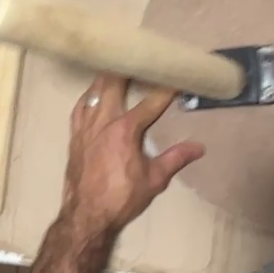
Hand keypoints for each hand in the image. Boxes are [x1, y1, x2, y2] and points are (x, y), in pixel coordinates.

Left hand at [59, 75, 204, 241]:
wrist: (86, 216)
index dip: (166, 89)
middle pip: (113, 82)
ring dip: (107, 77)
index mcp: (125, 130)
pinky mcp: (74, 136)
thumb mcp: (154, 180)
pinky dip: (89, 96)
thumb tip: (199, 147)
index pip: (150, 102)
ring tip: (117, 66)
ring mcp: (85, 127)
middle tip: (139, 56)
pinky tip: (94, 94)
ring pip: (94, 91)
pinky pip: (80, 108)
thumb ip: (175, 159)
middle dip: (127, 66)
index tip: (178, 77)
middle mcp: (103, 121)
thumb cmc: (121, 199)